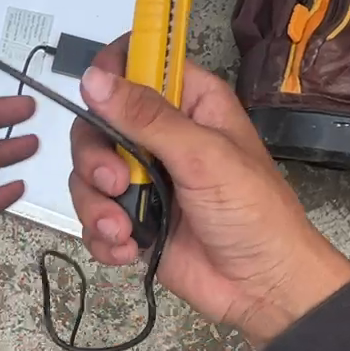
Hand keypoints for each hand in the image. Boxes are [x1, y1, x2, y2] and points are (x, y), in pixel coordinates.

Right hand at [68, 40, 349, 347]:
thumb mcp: (203, 157)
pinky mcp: (133, 223)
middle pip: (96, 127)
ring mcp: (143, 182)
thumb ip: (147, 118)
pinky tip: (128, 251)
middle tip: (115, 186)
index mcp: (189, 105)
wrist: (261, 286)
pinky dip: (103, 238)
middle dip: (95, 160)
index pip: (137, 64)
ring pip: (88, 177)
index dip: (109, 71)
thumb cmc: (253, 213)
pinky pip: (94, 220)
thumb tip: (93, 78)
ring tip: (123, 233)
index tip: (94, 94)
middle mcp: (160, 138)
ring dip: (96, 208)